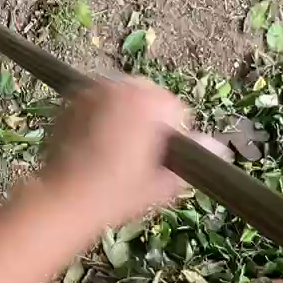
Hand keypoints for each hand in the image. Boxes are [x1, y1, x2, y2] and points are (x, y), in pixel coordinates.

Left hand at [37, 76, 189, 230]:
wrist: (64, 196)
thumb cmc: (117, 192)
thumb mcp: (162, 182)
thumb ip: (194, 159)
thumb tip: (218, 148)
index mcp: (149, 101)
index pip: (177, 108)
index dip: (174, 134)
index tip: (162, 156)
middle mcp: (121, 86)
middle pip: (148, 94)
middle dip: (149, 117)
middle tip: (140, 151)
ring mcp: (92, 88)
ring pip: (121, 94)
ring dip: (125, 111)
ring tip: (116, 146)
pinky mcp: (70, 98)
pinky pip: (96, 100)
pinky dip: (100, 112)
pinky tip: (94, 141)